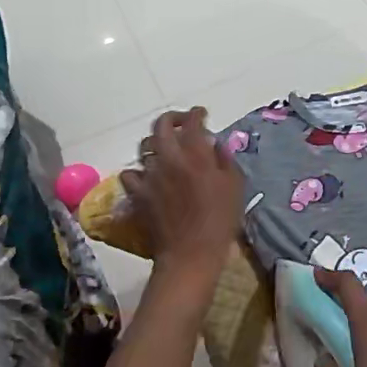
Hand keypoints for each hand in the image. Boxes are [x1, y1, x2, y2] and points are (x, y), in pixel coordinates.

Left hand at [120, 108, 242, 282]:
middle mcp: (170, 158)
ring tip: (166, 150)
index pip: (193, 122)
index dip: (197, 114)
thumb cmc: (220, 219)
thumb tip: (215, 145)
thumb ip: (225, 160)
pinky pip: (131, 174)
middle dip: (172, 119)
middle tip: (182, 123)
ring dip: (157, 144)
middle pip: (161, 126)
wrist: (191, 252)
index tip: (202, 114)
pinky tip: (149, 177)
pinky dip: (140, 171)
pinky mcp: (138, 193)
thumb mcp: (235, 186)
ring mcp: (150, 175)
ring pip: (145, 147)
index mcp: (196, 154)